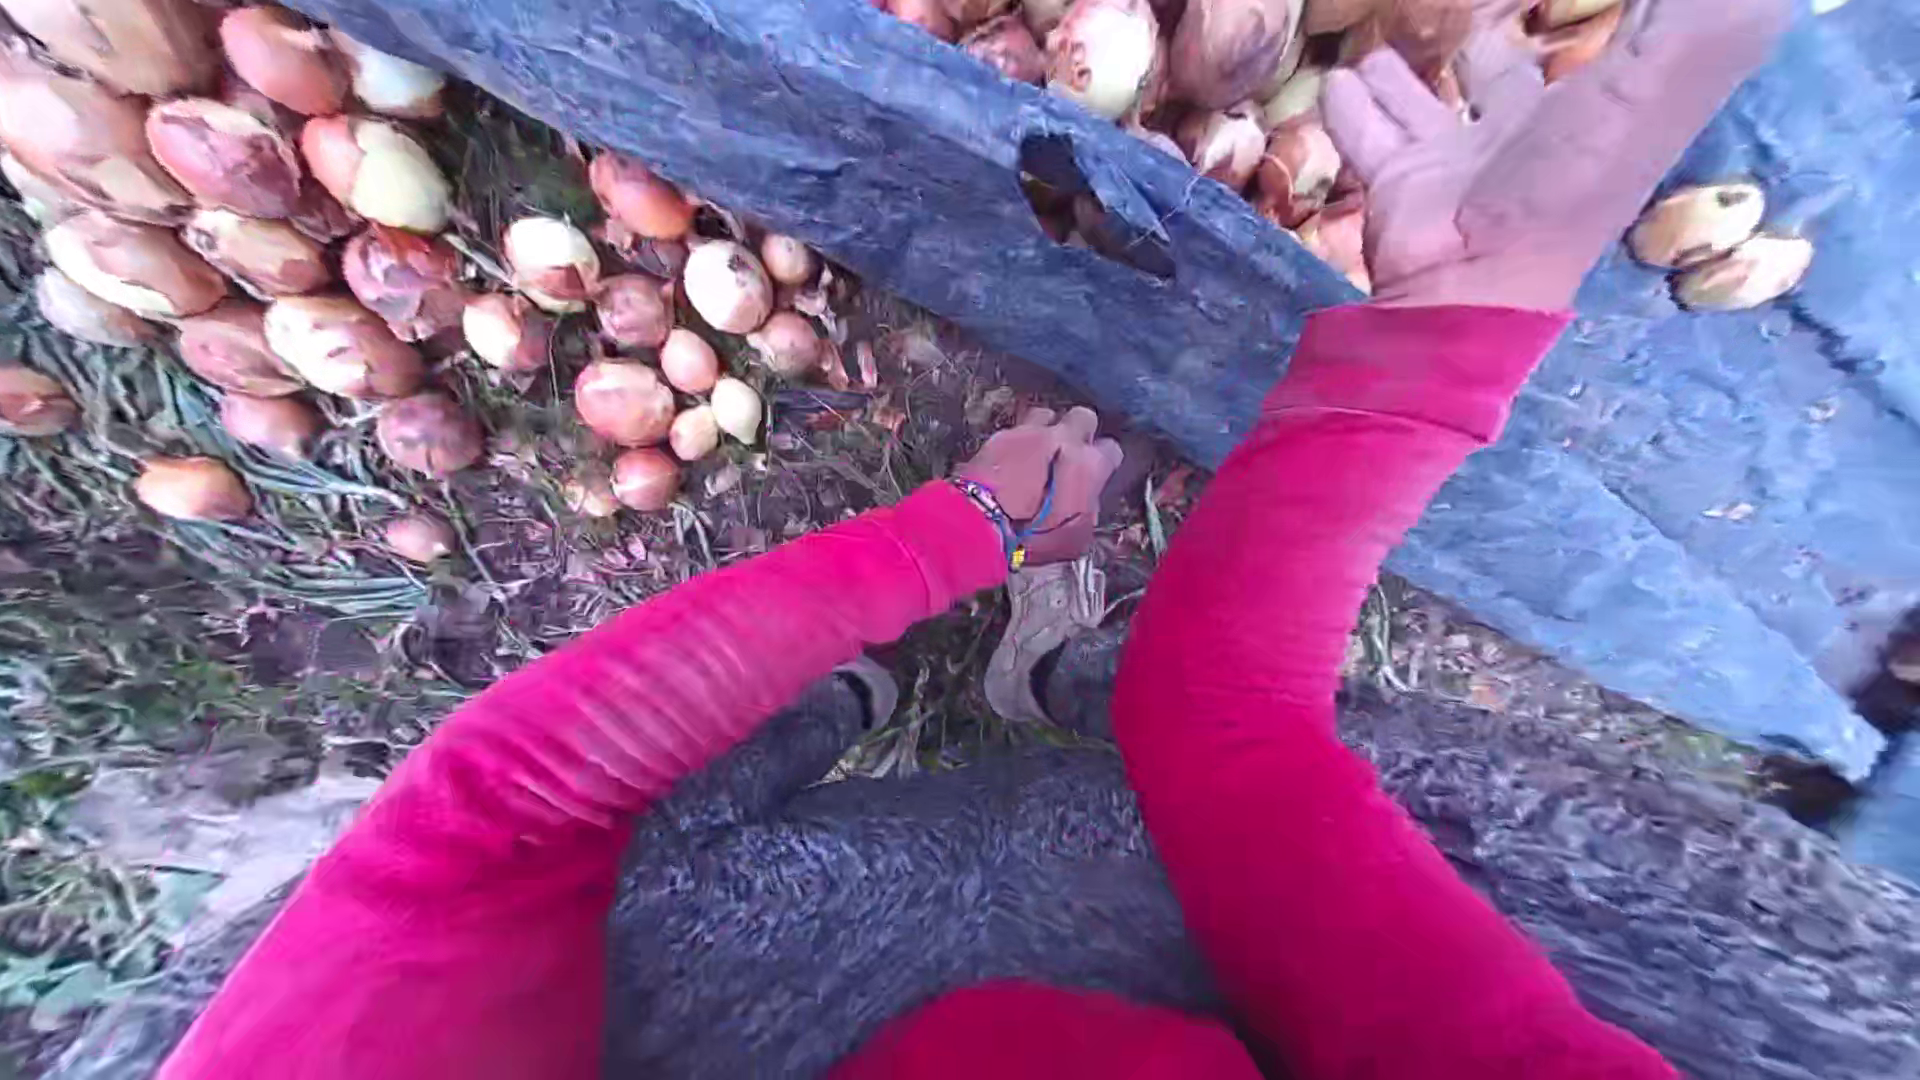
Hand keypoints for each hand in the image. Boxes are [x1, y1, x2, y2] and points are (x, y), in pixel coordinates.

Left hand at [955, 406, 1123, 565]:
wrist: (981, 521)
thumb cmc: (1032, 536)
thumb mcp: (1075, 537)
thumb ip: (1088, 510)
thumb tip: (1087, 501)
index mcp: (1090, 464)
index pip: (1111, 450)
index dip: (1104, 462)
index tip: (1096, 473)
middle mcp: (1065, 438)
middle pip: (1083, 417)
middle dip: (1080, 430)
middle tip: (1070, 453)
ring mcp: (1029, 432)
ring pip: (1046, 414)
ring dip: (1046, 429)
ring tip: (1038, 451)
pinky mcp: (998, 436)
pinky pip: (1015, 430)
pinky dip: (1016, 442)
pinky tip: (1010, 460)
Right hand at [1324, 0, 1789, 310]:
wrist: (1479, 273)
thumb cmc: (1584, 170)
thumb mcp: (1690, 52)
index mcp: (1601, 99)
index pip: (1605, 29)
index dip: (1595, 6)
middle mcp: (1521, 129)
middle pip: (1500, 76)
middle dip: (1486, 47)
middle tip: (1468, 18)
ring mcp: (1449, 160)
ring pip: (1420, 103)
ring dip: (1401, 79)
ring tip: (1378, 52)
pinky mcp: (1396, 181)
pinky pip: (1366, 134)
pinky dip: (1348, 110)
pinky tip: (1331, 82)